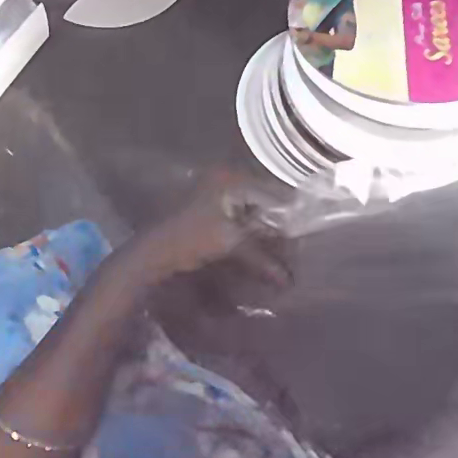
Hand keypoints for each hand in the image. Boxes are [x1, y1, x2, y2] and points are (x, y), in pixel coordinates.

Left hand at [113, 175, 291, 287]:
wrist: (151, 252)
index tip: (306, 239)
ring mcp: (213, 193)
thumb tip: (289, 279)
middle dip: (278, 225)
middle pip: (263, 202)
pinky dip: (249, 233)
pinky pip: (238, 219)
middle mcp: (223, 179)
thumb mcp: (232, 243)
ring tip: (282, 252)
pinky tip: (259, 249)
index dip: (291, 217)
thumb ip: (263, 256)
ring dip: (264, 231)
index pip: (274, 194)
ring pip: (251, 212)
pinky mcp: (207, 210)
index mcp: (230, 178)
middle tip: (296, 247)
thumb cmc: (190, 239)